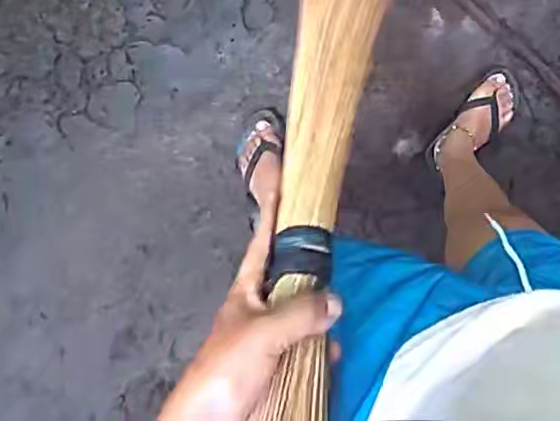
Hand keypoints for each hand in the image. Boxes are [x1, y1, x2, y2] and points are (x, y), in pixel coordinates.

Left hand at [156, 204, 339, 420]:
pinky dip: (325, 350)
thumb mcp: (261, 334)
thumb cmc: (221, 375)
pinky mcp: (284, 368)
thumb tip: (335, 299)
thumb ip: (300, 311)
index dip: (274, 215)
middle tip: (336, 256)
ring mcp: (273, 340)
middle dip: (315, 270)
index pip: (264, 243)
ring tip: (338, 316)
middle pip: (294, 276)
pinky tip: (333, 352)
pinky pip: (312, 349)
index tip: (285, 185)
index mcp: (248, 291)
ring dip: (324, 316)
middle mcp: (262, 309)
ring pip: (307, 313)